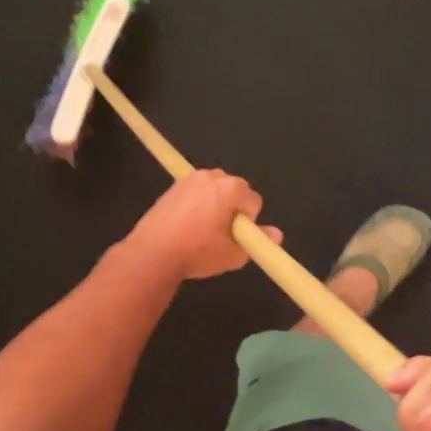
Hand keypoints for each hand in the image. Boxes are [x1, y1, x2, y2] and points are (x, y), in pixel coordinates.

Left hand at [123, 169, 278, 280]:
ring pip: (213, 190)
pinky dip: (195, 205)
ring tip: (201, 230)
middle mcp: (212, 176)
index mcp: (231, 188)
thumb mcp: (233, 254)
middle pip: (234, 191)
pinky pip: (194, 193)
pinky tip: (185, 226)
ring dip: (214, 204)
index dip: (248, 222)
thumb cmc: (198, 251)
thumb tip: (277, 235)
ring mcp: (189, 179)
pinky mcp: (172, 187)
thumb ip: (258, 241)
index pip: (253, 201)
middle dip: (232, 208)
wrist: (152, 253)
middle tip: (220, 234)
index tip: (235, 238)